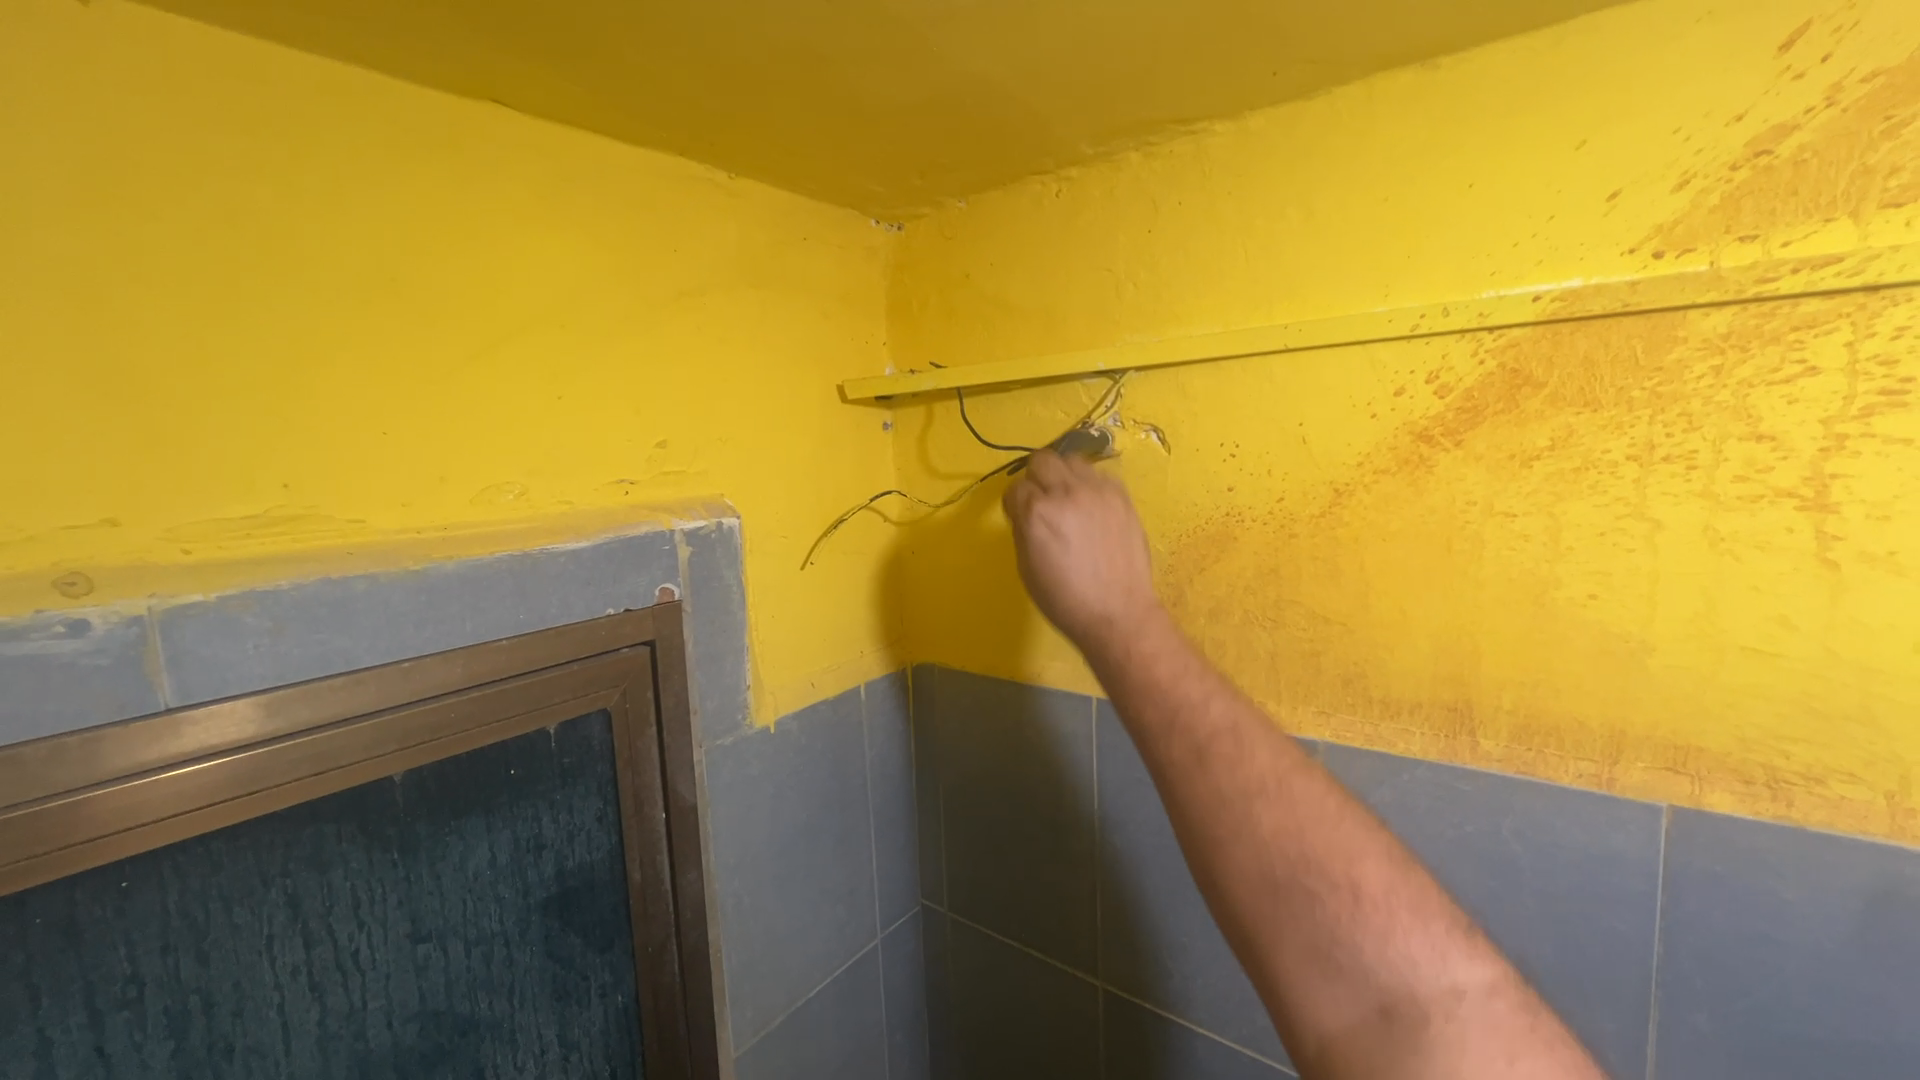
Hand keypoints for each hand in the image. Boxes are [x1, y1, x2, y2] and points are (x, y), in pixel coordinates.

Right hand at [1002, 450, 1161, 651]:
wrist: (1117, 612)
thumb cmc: (1064, 599)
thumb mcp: (1026, 567)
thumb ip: (1023, 529)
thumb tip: (1025, 512)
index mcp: (1037, 512)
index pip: (1015, 488)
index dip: (1015, 504)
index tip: (1021, 518)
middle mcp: (1066, 492)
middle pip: (1042, 460)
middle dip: (1036, 479)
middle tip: (1043, 503)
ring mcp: (1097, 491)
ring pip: (1071, 460)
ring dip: (1064, 476)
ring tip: (1069, 500)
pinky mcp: (1121, 496)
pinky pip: (1099, 475)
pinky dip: (1090, 485)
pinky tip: (1092, 508)